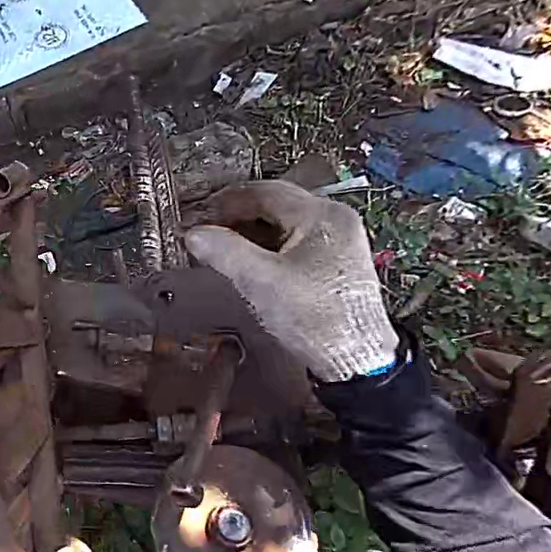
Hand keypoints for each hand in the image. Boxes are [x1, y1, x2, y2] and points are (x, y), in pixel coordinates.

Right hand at [185, 180, 399, 380]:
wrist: (356, 359)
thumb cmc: (315, 318)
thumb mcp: (260, 281)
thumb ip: (224, 251)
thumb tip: (194, 233)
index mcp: (321, 216)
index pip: (263, 192)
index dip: (224, 202)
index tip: (197, 217)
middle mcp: (334, 221)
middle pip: (274, 205)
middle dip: (235, 217)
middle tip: (204, 232)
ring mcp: (337, 242)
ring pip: (283, 225)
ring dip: (249, 233)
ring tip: (220, 248)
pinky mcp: (334, 264)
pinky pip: (293, 243)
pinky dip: (266, 247)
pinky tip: (247, 262)